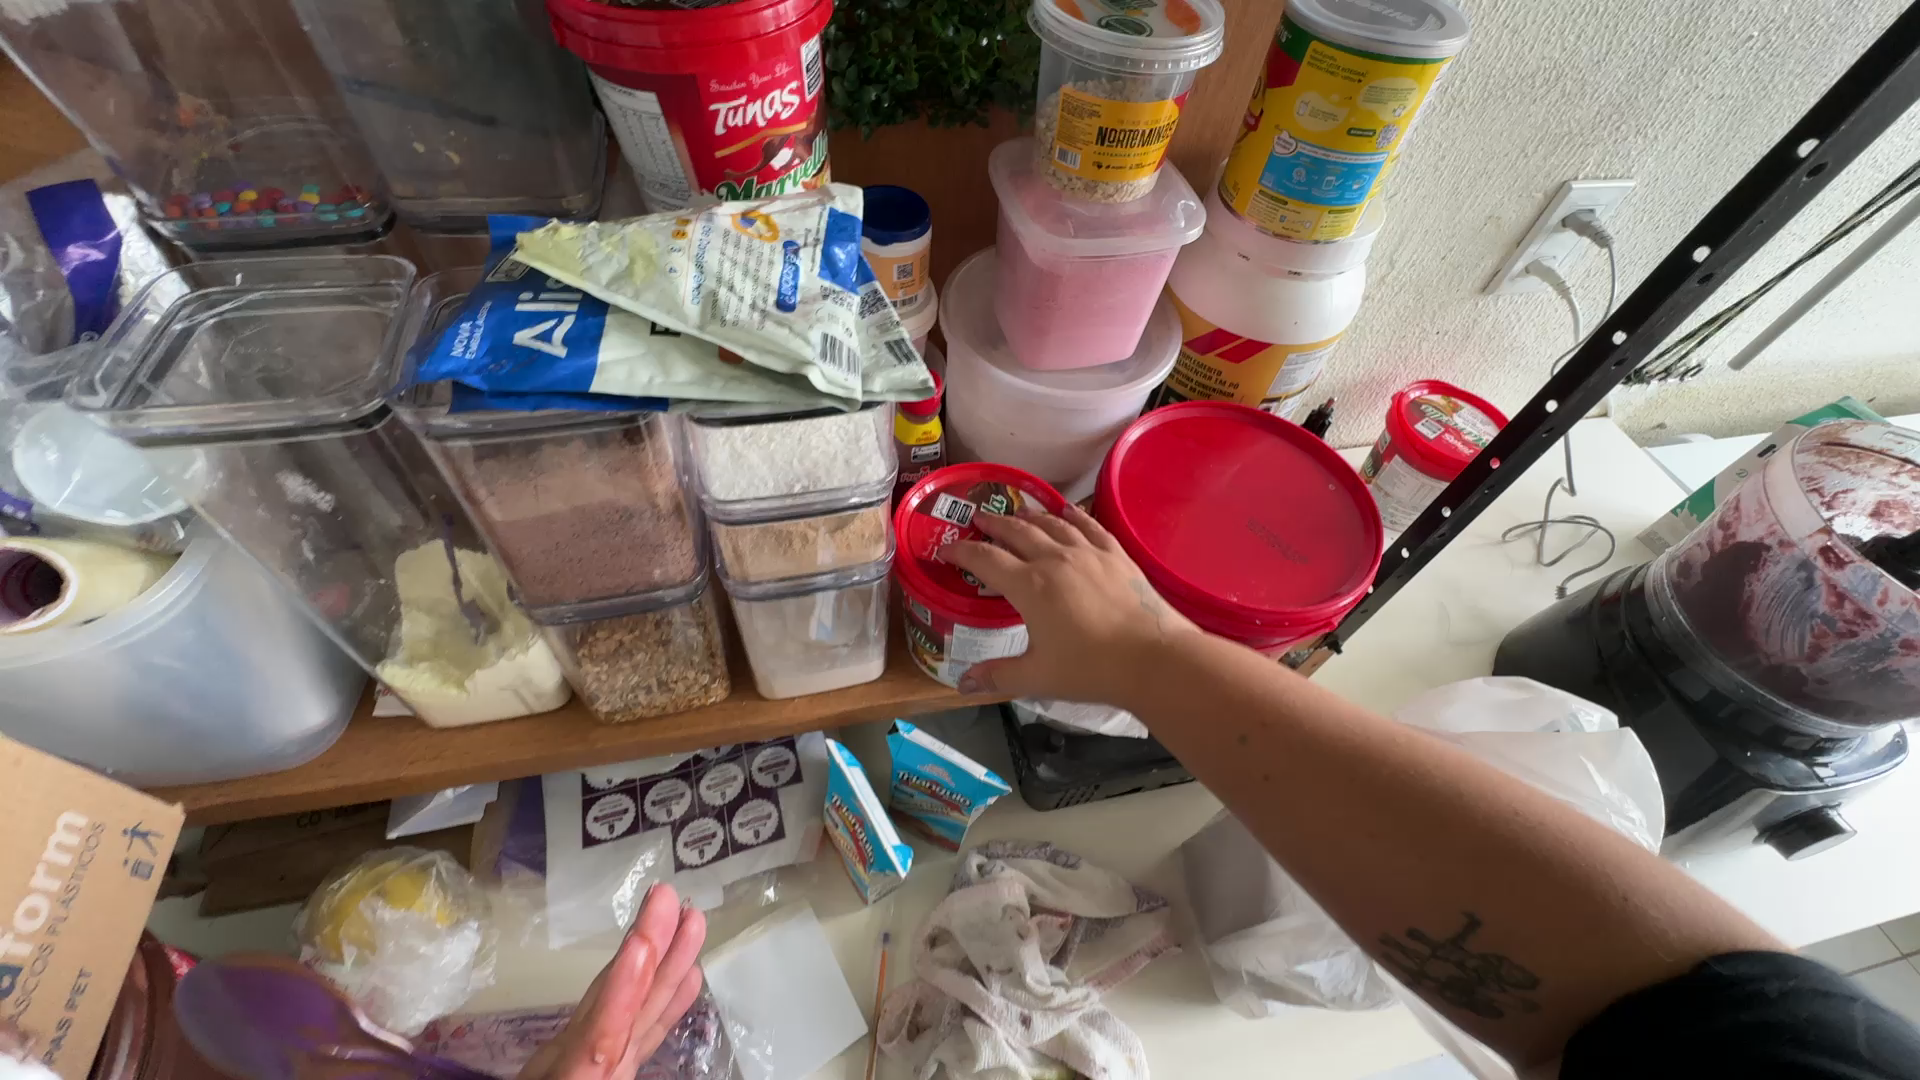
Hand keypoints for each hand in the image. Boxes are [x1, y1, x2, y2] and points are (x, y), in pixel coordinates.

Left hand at [516, 884, 706, 1079]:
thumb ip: (586, 1057)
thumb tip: (602, 1042)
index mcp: (559, 1075)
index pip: (593, 1034)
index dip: (622, 986)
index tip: (643, 941)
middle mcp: (576, 1066)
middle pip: (617, 1004)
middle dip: (648, 949)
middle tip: (667, 896)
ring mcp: (597, 1071)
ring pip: (636, 1013)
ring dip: (667, 966)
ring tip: (693, 920)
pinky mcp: (610, 1078)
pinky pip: (640, 1038)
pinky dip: (665, 1009)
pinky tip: (691, 979)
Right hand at [942, 502, 1198, 703]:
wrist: (1154, 658)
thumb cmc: (1091, 668)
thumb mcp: (1037, 676)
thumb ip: (998, 676)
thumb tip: (962, 684)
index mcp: (1030, 586)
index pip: (986, 559)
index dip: (962, 552)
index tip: (947, 548)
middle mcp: (1055, 559)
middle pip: (1017, 532)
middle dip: (994, 524)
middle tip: (979, 517)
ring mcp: (1088, 553)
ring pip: (1052, 523)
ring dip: (1030, 516)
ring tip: (1018, 512)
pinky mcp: (1116, 555)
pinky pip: (1089, 525)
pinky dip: (1072, 515)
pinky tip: (1067, 511)